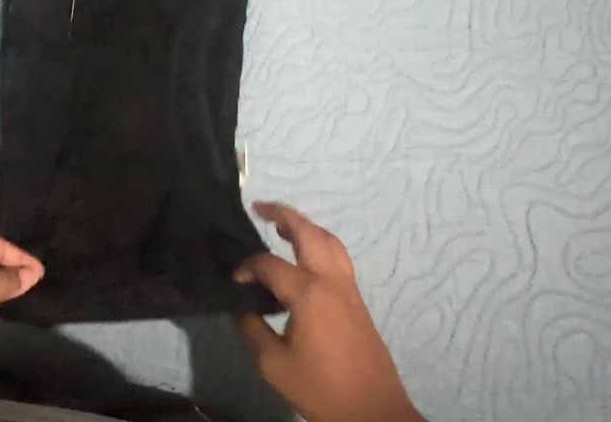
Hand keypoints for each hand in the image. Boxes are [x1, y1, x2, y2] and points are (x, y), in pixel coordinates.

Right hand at [234, 202, 422, 421]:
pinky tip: (306, 258)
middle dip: (282, 214)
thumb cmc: (323, 390)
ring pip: (329, 240)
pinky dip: (319, 244)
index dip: (246, 268)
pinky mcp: (359, 301)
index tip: (234, 282)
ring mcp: (349, 289)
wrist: (376, 415)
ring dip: (305, 226)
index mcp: (308, 292)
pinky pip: (338, 257)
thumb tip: (241, 308)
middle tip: (259, 208)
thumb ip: (253, 331)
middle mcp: (330, 280)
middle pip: (308, 232)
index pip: (269, 264)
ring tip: (283, 225)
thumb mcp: (275, 366)